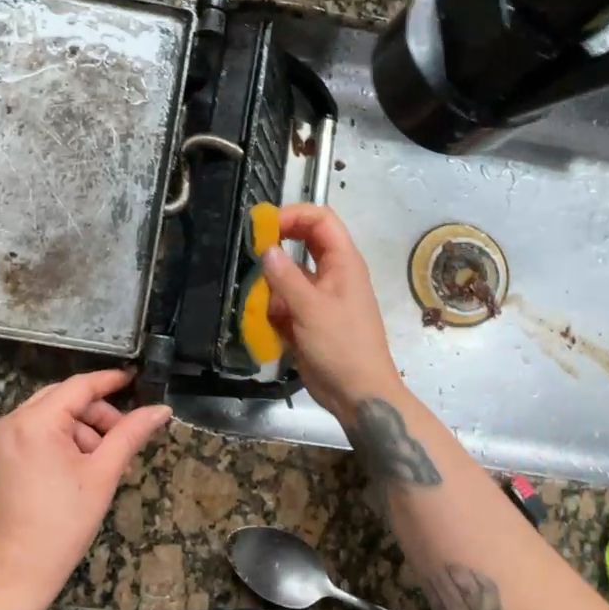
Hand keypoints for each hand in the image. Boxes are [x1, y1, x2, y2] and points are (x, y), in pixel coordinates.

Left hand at [0, 370, 170, 609]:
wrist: (14, 573)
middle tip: (124, 438)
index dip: (110, 381)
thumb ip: (130, 434)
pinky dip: (61, 441)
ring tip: (105, 464)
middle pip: (64, 399)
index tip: (136, 379)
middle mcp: (12, 421)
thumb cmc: (62, 525)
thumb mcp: (103, 475)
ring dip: (81, 430)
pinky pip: (36, 432)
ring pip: (51, 416)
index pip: (79, 387)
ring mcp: (1, 438)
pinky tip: (81, 467)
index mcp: (35, 421)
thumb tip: (161, 410)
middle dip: (97, 415)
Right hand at [262, 204, 403, 420]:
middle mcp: (333, 273)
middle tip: (250, 253)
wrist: (358, 394)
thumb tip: (265, 249)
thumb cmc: (342, 347)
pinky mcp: (309, 319)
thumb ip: (285, 277)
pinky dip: (272, 306)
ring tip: (254, 294)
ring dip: (271, 281)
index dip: (294, 215)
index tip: (264, 226)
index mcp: (343, 262)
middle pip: (304, 243)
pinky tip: (262, 319)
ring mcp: (320, 297)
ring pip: (290, 274)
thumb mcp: (311, 309)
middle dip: (277, 246)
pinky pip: (286, 301)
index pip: (321, 220)